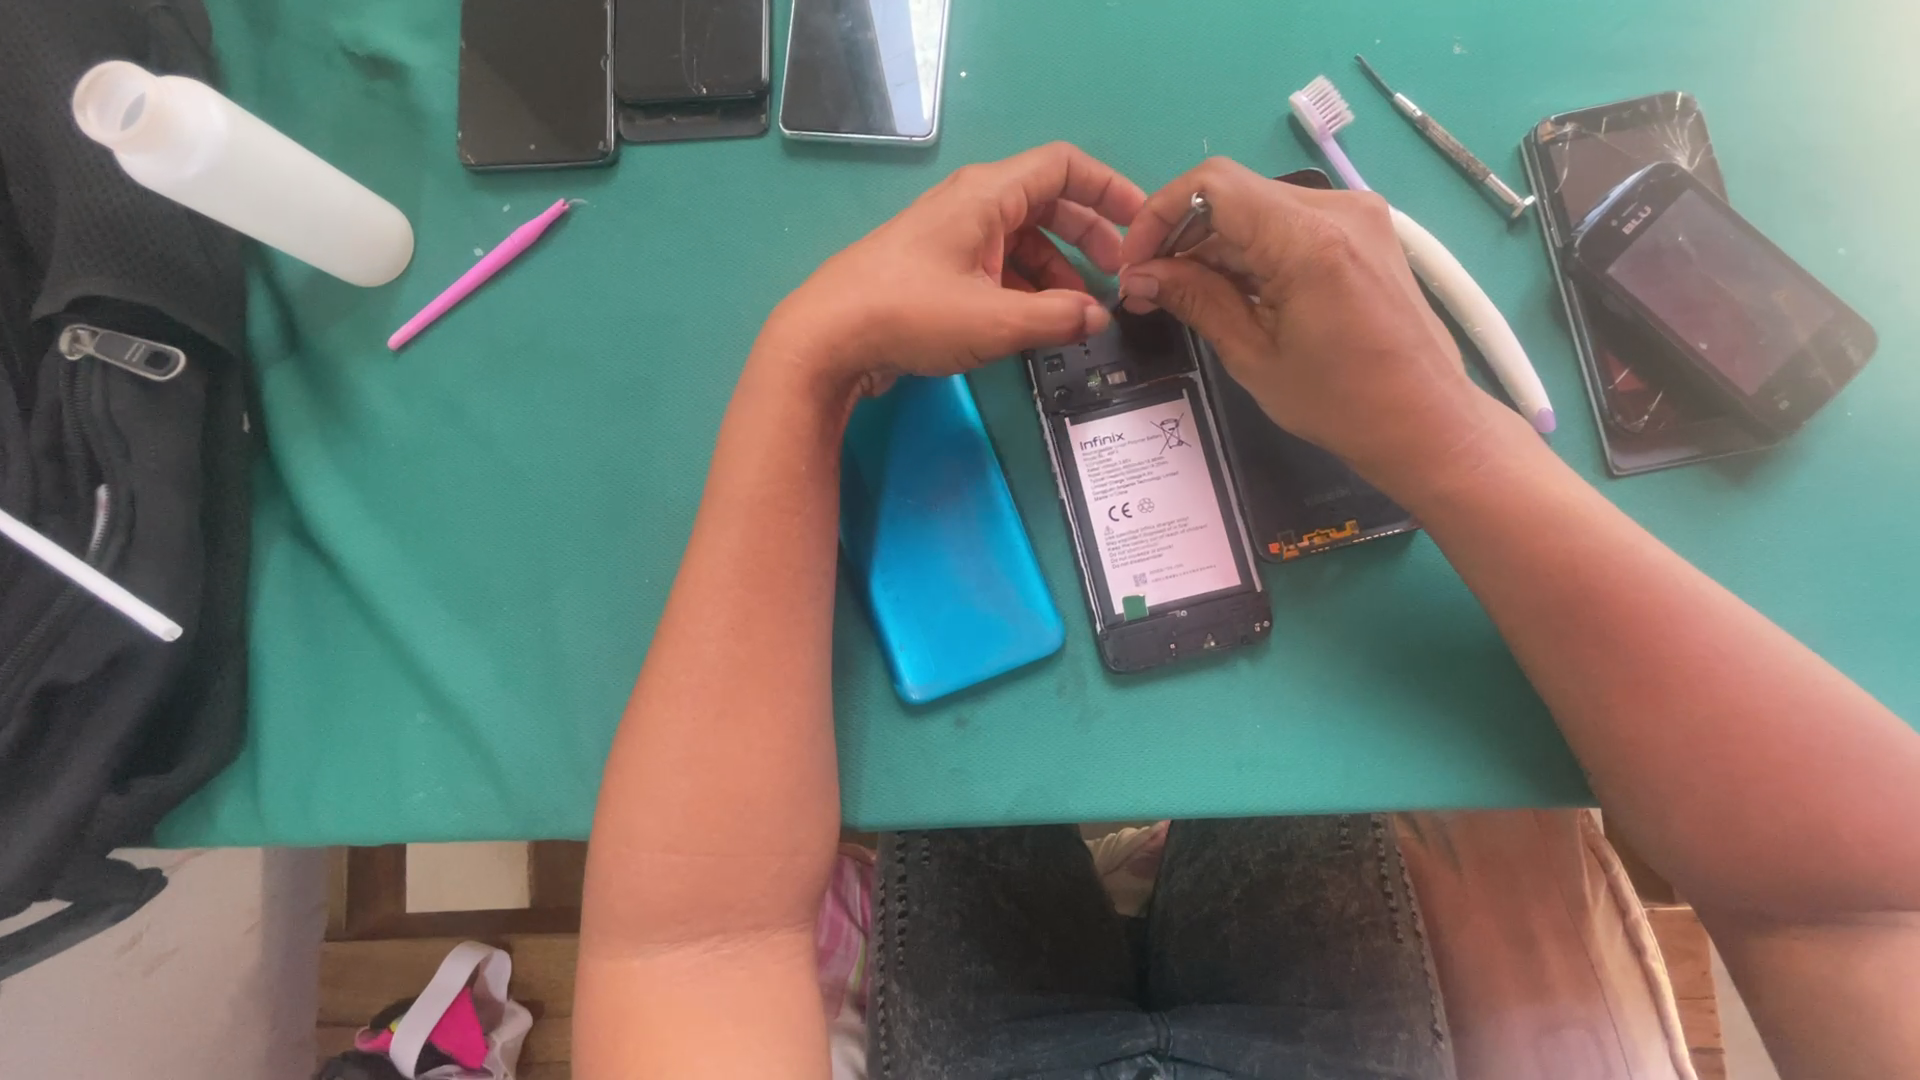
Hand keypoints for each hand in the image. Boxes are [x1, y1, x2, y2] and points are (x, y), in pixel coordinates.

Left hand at [762, 143, 1146, 393]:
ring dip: (1056, 272)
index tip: (1141, 222)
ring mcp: (952, 240)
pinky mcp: (937, 273)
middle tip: (1118, 275)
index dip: (1110, 189)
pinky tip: (1037, 322)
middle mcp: (972, 206)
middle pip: (1047, 205)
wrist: (828, 338)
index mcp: (988, 194)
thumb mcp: (994, 321)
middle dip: (1088, 237)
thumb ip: (1055, 319)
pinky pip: (996, 269)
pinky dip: (1024, 290)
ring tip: (1080, 311)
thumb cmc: (911, 314)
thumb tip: (1099, 319)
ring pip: (1021, 243)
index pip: (1064, 167)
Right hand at [1116, 158, 1514, 489]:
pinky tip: (1226, 291)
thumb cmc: (1337, 402)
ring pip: (1255, 208)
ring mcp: (1354, 216)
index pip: (1213, 186)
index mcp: (1309, 239)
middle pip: (1232, 195)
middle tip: (1148, 288)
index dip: (1158, 216)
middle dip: (1180, 236)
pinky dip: (1246, 250)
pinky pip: (1284, 224)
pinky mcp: (1359, 232)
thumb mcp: (1251, 354)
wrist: (1422, 419)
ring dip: (1211, 246)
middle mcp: (1337, 208)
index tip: (1135, 263)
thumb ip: (1196, 300)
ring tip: (1181, 296)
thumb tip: (1140, 276)